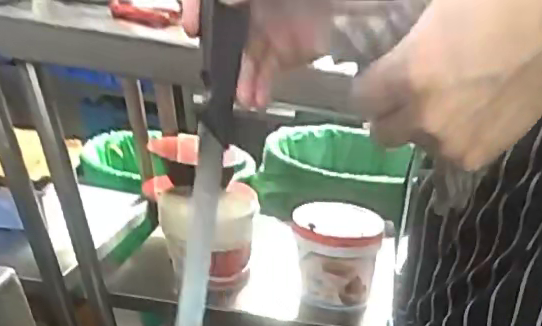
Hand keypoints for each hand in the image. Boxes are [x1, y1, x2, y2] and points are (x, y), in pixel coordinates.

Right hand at [180, 0, 332, 108]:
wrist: (350, 3)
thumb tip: (225, 1)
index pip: (209, 0)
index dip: (195, 9)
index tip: (191, 27)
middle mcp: (251, 5)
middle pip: (225, 29)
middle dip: (219, 54)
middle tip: (216, 72)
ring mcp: (267, 29)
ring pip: (246, 56)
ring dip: (241, 79)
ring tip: (242, 98)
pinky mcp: (285, 53)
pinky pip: (268, 72)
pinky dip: (261, 87)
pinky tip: (257, 99)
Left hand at [352, 0, 541, 168]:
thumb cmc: (500, 2)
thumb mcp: (437, 6)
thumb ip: (406, 38)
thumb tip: (389, 49)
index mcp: (408, 74)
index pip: (362, 98)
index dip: (368, 85)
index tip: (377, 77)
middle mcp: (423, 119)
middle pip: (382, 133)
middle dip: (389, 114)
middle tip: (407, 94)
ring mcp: (450, 146)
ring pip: (419, 144)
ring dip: (425, 128)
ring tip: (452, 100)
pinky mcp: (475, 160)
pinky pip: (449, 154)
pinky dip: (454, 139)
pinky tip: (473, 113)